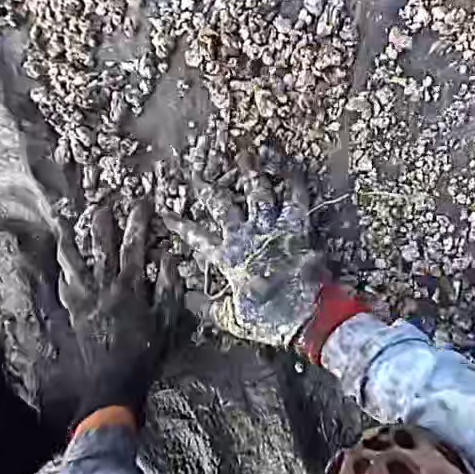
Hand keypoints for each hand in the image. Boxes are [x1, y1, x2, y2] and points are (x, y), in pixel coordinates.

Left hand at [47, 199, 183, 427]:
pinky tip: (57, 267)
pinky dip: (59, 275)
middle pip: (100, 248)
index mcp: (129, 288)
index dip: (137, 223)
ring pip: (74, 264)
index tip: (141, 203)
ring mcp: (84, 301)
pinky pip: (62, 289)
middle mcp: (103, 288)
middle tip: (101, 205)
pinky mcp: (72, 314)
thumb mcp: (166, 322)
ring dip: (70, 243)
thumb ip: (168, 288)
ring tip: (65, 225)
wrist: (112, 385)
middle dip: (102, 224)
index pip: (134, 246)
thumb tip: (169, 257)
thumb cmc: (144, 355)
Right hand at [162, 149, 329, 349]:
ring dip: (250, 173)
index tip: (167, 214)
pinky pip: (296, 201)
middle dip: (207, 188)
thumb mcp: (232, 318)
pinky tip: (292, 167)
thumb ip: (206, 307)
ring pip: (257, 193)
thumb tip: (186, 297)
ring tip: (245, 154)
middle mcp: (247, 236)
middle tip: (197, 173)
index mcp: (229, 258)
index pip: (197, 237)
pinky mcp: (297, 229)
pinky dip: (294, 183)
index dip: (180, 225)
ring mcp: (272, 229)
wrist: (308, 317)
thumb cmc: (270, 319)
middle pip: (222, 204)